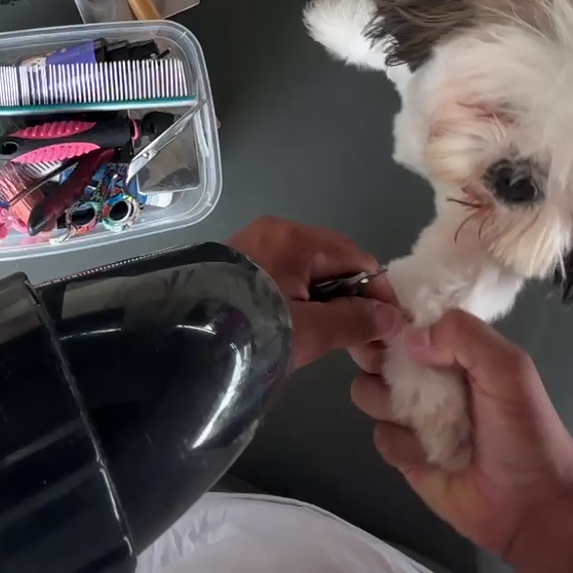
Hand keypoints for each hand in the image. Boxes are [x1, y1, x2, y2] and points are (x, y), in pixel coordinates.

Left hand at [226, 216, 401, 369]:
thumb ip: (354, 320)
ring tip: (335, 341)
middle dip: (353, 298)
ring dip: (327, 302)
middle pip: (332, 261)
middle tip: (364, 340)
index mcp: (295, 238)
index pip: (356, 257)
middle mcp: (274, 231)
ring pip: (307, 271)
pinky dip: (301, 300)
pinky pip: (284, 277)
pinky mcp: (238, 266)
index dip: (378, 292)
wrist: (181, 341)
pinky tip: (303, 330)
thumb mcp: (310, 331)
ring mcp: (253, 246)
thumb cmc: (251, 331)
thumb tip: (391, 317)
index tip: (390, 328)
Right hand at [351, 310, 572, 570]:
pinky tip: (433, 454)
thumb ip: (464, 335)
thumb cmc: (526, 429)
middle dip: (372, 354)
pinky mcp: (401, 451)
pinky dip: (405, 445)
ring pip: (366, 391)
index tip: (377, 313)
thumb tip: (410, 339)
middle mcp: (421, 372)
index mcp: (446, 345)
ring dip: (390, 403)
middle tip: (390, 366)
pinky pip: (380, 436)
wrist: (534, 506)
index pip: (401, 313)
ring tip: (424, 419)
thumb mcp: (508, 368)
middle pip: (371, 348)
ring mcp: (408, 411)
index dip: (382, 309)